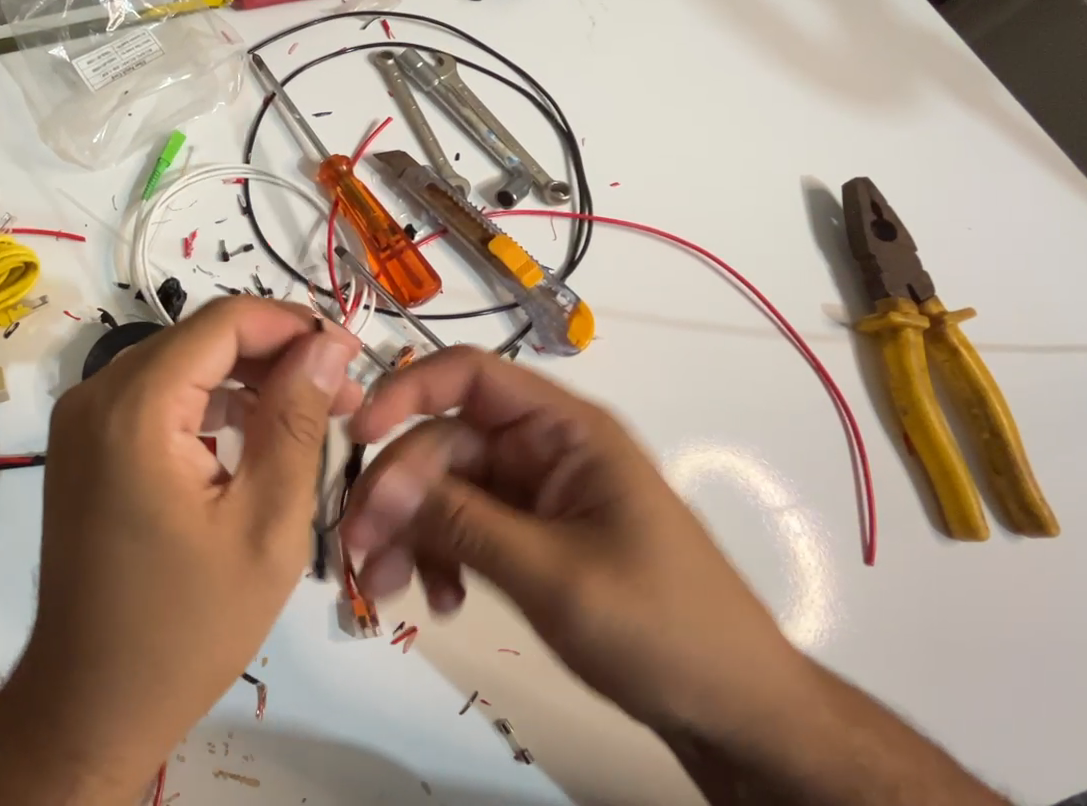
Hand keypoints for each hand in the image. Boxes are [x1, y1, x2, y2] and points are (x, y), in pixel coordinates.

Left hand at [0, 296, 360, 794]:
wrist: (91, 700)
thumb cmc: (188, 626)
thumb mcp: (266, 524)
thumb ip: (296, 422)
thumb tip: (327, 344)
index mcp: (134, 407)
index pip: (223, 323)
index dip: (293, 326)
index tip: (352, 356)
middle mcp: (95, 395)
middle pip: (198, 340)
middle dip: (273, 355)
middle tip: (340, 394)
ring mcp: (81, 421)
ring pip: (178, 366)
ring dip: (243, 380)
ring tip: (310, 414)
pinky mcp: (83, 446)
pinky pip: (153, 400)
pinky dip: (205, 406)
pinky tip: (251, 435)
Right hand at [339, 346, 805, 739]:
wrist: (730, 711)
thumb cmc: (660, 628)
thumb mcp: (554, 575)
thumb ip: (462, 523)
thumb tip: (382, 484)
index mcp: (565, 431)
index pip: (470, 376)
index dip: (407, 392)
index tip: (356, 435)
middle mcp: (540, 450)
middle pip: (441, 443)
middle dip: (395, 494)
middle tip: (359, 551)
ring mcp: (529, 493)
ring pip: (439, 489)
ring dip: (403, 532)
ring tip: (384, 588)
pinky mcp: (522, 533)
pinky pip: (456, 528)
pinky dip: (433, 558)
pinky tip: (436, 602)